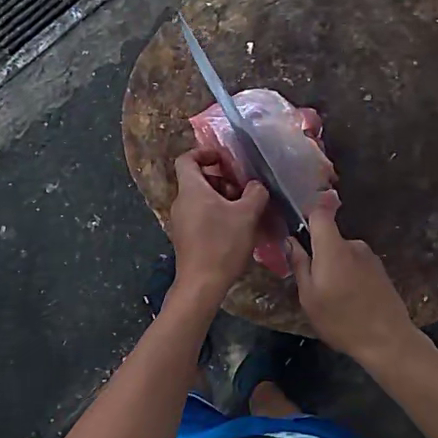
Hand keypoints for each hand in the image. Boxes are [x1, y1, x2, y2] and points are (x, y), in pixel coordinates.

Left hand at [168, 148, 268, 295]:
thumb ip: (255, 193)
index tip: (226, 160)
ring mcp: (182, 221)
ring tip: (246, 212)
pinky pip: (202, 215)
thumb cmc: (223, 243)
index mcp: (191, 189)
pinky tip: (237, 229)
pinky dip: (218, 214)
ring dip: (224, 199)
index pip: (187, 159)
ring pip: (202, 199)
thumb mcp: (247, 214)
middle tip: (244, 192)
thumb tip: (255, 186)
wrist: (202, 284)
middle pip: (199, 179)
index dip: (205, 153)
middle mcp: (181, 202)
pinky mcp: (186, 237)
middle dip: (223, 180)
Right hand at [287, 192, 416, 361]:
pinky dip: (349, 276)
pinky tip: (349, 300)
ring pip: (343, 254)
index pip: (320, 213)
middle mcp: (354, 245)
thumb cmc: (341, 320)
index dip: (307, 212)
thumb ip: (300, 264)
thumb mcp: (309, 297)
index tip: (297, 225)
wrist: (387, 339)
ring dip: (335, 268)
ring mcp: (370, 257)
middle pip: (330, 237)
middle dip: (318, 253)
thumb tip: (291, 241)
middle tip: (311, 282)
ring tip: (332, 298)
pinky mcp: (380, 270)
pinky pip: (356, 264)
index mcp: (334, 248)